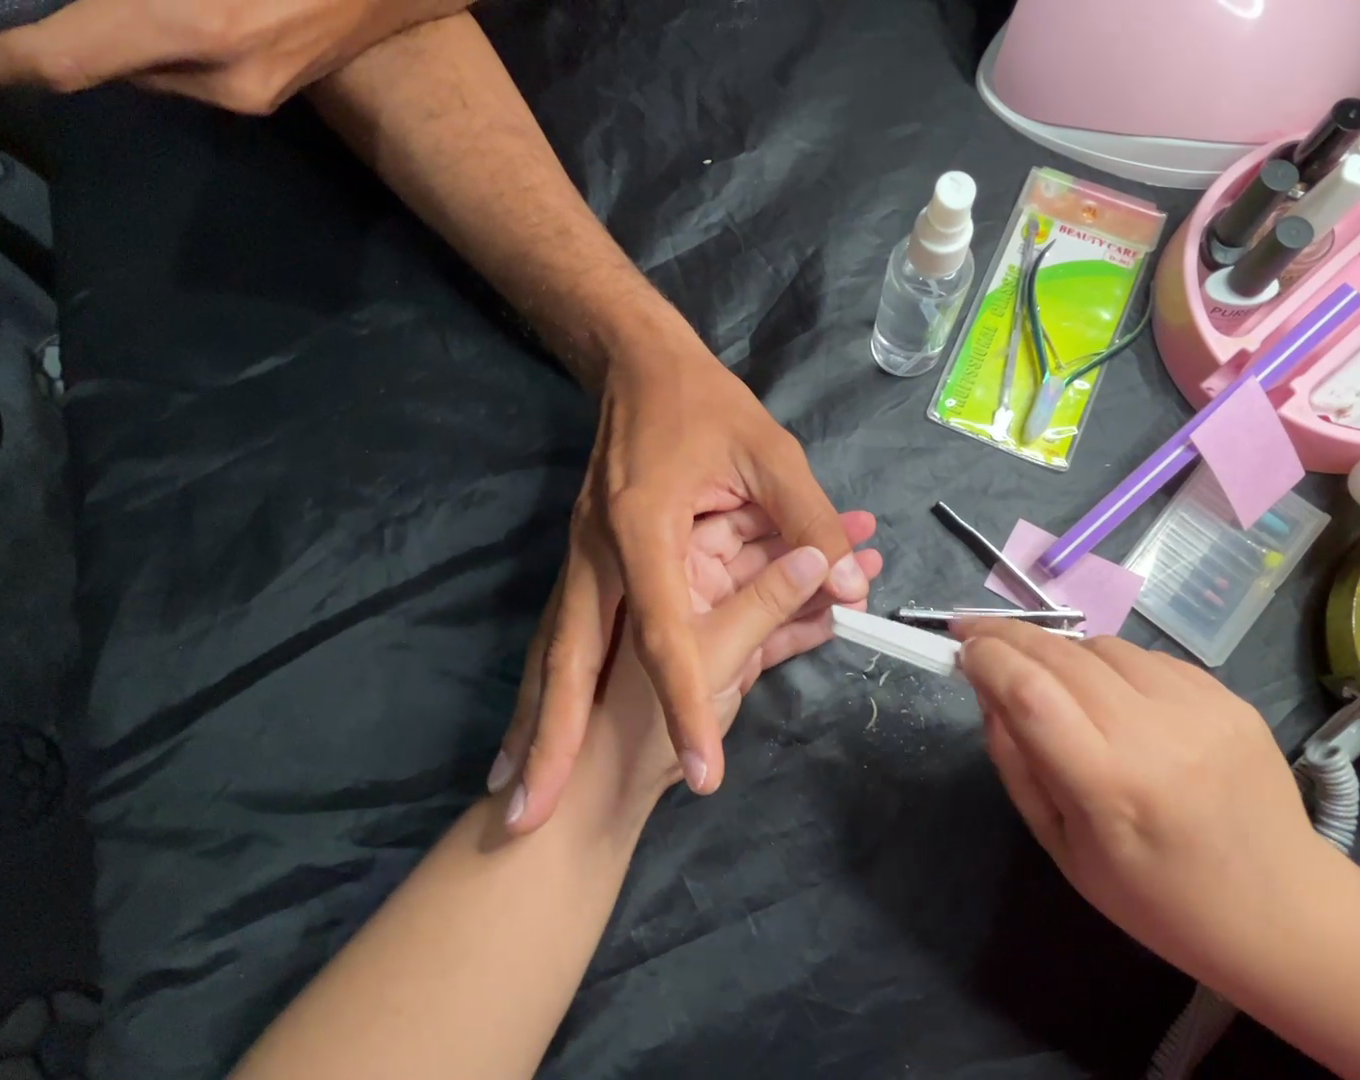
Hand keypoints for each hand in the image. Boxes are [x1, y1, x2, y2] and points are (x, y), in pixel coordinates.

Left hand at [0, 0, 466, 113]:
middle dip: (39, 37)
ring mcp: (248, 93)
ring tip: (88, 5)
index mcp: (199, 27)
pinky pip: (182, 72)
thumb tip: (74, 8)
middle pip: (96, 69)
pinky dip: (146, 39)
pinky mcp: (265, 94)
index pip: (60, 60)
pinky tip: (156, 9)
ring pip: (140, 71)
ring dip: (98, 34)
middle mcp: (222, 77)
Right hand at [494, 350, 871, 832]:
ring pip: (549, 650)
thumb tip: (851, 589)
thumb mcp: (771, 454)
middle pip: (567, 658)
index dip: (686, 705)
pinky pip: (558, 633)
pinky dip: (538, 685)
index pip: (667, 633)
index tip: (701, 773)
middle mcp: (594, 555)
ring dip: (529, 720)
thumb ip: (808, 522)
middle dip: (549, 739)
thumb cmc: (705, 404)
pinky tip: (521, 730)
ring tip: (507, 792)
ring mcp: (577, 557)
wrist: (637, 362)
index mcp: (641, 529)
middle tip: (527, 818)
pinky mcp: (579, 559)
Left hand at [574, 507, 883, 810]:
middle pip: (761, 549)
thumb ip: (769, 602)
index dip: (796, 519)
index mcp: (666, 557)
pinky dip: (806, 619)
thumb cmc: (641, 716)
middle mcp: (684, 573)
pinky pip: (769, 626)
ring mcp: (707, 614)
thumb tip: (828, 564)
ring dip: (819, 582)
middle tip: (869, 529)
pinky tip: (846, 605)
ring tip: (875, 560)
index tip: (852, 515)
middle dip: (816, 542)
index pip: (739, 524)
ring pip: (771, 587)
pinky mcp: (725, 651)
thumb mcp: (713, 651)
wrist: (600, 791)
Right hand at [954, 622, 1323, 973]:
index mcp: (1110, 786)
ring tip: (1049, 677)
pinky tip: (1111, 696)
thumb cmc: (1156, 899)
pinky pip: (1147, 658)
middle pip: (1061, 654)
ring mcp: (1201, 708)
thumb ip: (1016, 765)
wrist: (1282, 912)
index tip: (961, 649)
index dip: (987, 658)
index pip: (1030, 692)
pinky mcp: (1228, 697)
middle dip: (1007, 635)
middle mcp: (1157, 734)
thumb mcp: (1062, 847)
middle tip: (974, 633)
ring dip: (1060, 651)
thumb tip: (988, 692)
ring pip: (1102, 646)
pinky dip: (1110, 665)